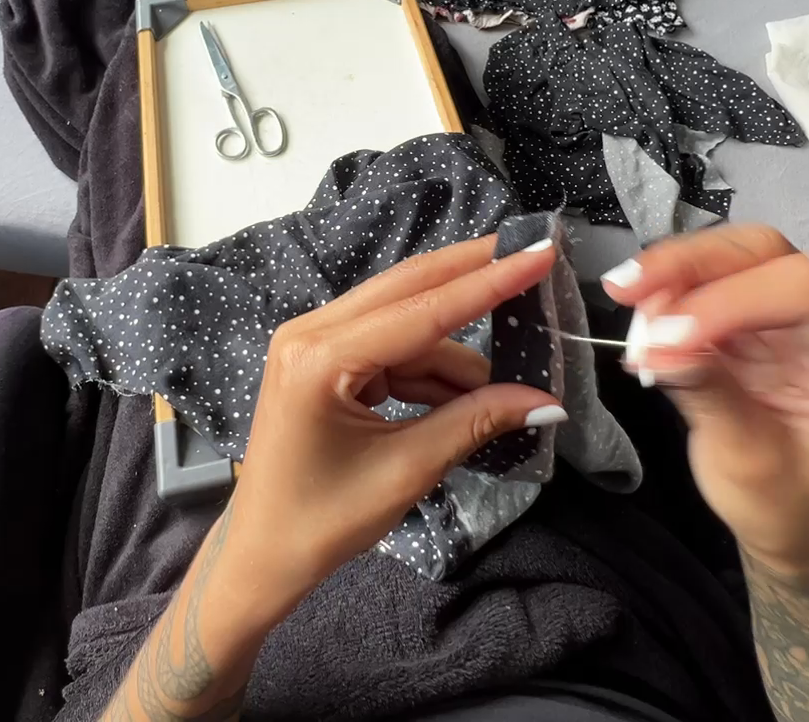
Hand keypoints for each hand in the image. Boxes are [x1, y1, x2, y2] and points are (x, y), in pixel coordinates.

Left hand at [225, 234, 565, 609]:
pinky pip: (392, 347)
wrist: (262, 553)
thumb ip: (475, 423)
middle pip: (408, 290)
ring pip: (406, 324)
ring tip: (507, 387)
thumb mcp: (406, 470)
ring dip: (455, 353)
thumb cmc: (323, 522)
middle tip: (533, 258)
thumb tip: (546, 401)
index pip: (421, 309)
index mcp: (320, 357)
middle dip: (472, 276)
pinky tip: (468, 395)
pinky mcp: (324, 357)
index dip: (487, 283)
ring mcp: (314, 340)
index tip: (537, 254)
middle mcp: (311, 331)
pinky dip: (430, 370)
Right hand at [600, 226, 808, 573]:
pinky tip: (638, 310)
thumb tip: (660, 346)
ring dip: (670, 270)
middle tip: (626, 288)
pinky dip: (664, 286)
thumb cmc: (781, 504)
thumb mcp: (748, 464)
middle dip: (692, 264)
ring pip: (730, 255)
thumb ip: (711, 398)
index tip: (668, 336)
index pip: (807, 292)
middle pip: (765, 254)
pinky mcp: (745, 317)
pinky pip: (703, 279)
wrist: (779, 521)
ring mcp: (784, 316)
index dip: (732, 300)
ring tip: (625, 299)